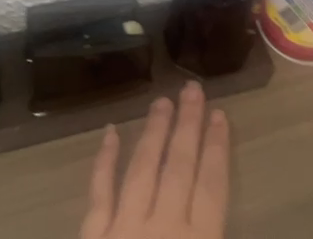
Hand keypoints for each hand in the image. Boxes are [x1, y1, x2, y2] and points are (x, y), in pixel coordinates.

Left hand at [82, 81, 229, 238]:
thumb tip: (215, 201)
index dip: (216, 147)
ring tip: (161, 101)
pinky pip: (100, 193)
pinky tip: (110, 132)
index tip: (218, 114)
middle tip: (191, 89)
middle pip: (179, 168)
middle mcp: (164, 226)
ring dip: (153, 133)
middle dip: (187, 125)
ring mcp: (124, 227)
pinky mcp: (94, 236)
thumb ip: (212, 231)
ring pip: (142, 170)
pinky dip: (104, 162)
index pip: (211, 186)